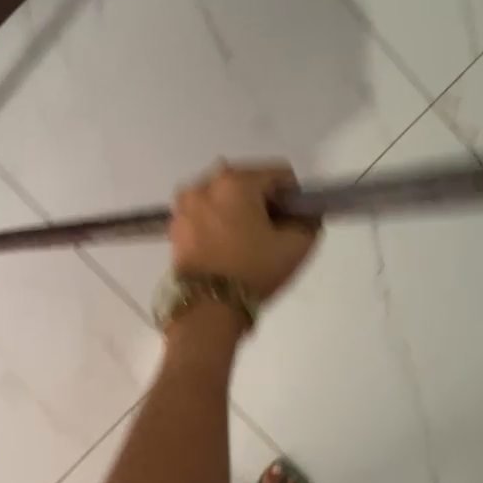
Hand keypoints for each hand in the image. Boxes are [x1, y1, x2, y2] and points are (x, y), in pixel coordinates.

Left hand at [169, 163, 319, 300]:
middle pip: (247, 183)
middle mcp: (205, 184)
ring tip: (243, 242)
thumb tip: (303, 215)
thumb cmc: (253, 271)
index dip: (292, 198)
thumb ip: (308, 221)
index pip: (279, 175)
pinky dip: (215, 224)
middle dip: (260, 203)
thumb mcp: (296, 246)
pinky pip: (203, 215)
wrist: (208, 308)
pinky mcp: (174, 226)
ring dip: (235, 212)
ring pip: (223, 199)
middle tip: (268, 235)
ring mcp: (184, 205)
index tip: (292, 222)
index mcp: (236, 180)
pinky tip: (224, 247)